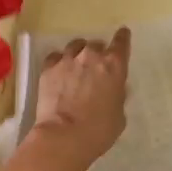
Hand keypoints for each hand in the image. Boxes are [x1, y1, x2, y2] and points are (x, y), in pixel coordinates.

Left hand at [28, 28, 131, 167]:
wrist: (65, 135)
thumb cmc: (99, 130)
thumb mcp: (119, 113)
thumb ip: (117, 94)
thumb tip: (112, 88)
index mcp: (114, 65)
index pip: (121, 43)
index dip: (122, 38)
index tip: (122, 34)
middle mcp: (91, 56)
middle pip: (96, 45)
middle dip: (98, 54)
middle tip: (95, 69)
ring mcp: (68, 59)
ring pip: (75, 46)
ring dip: (78, 54)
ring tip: (76, 67)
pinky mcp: (49, 68)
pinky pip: (56, 57)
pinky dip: (59, 62)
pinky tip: (59, 72)